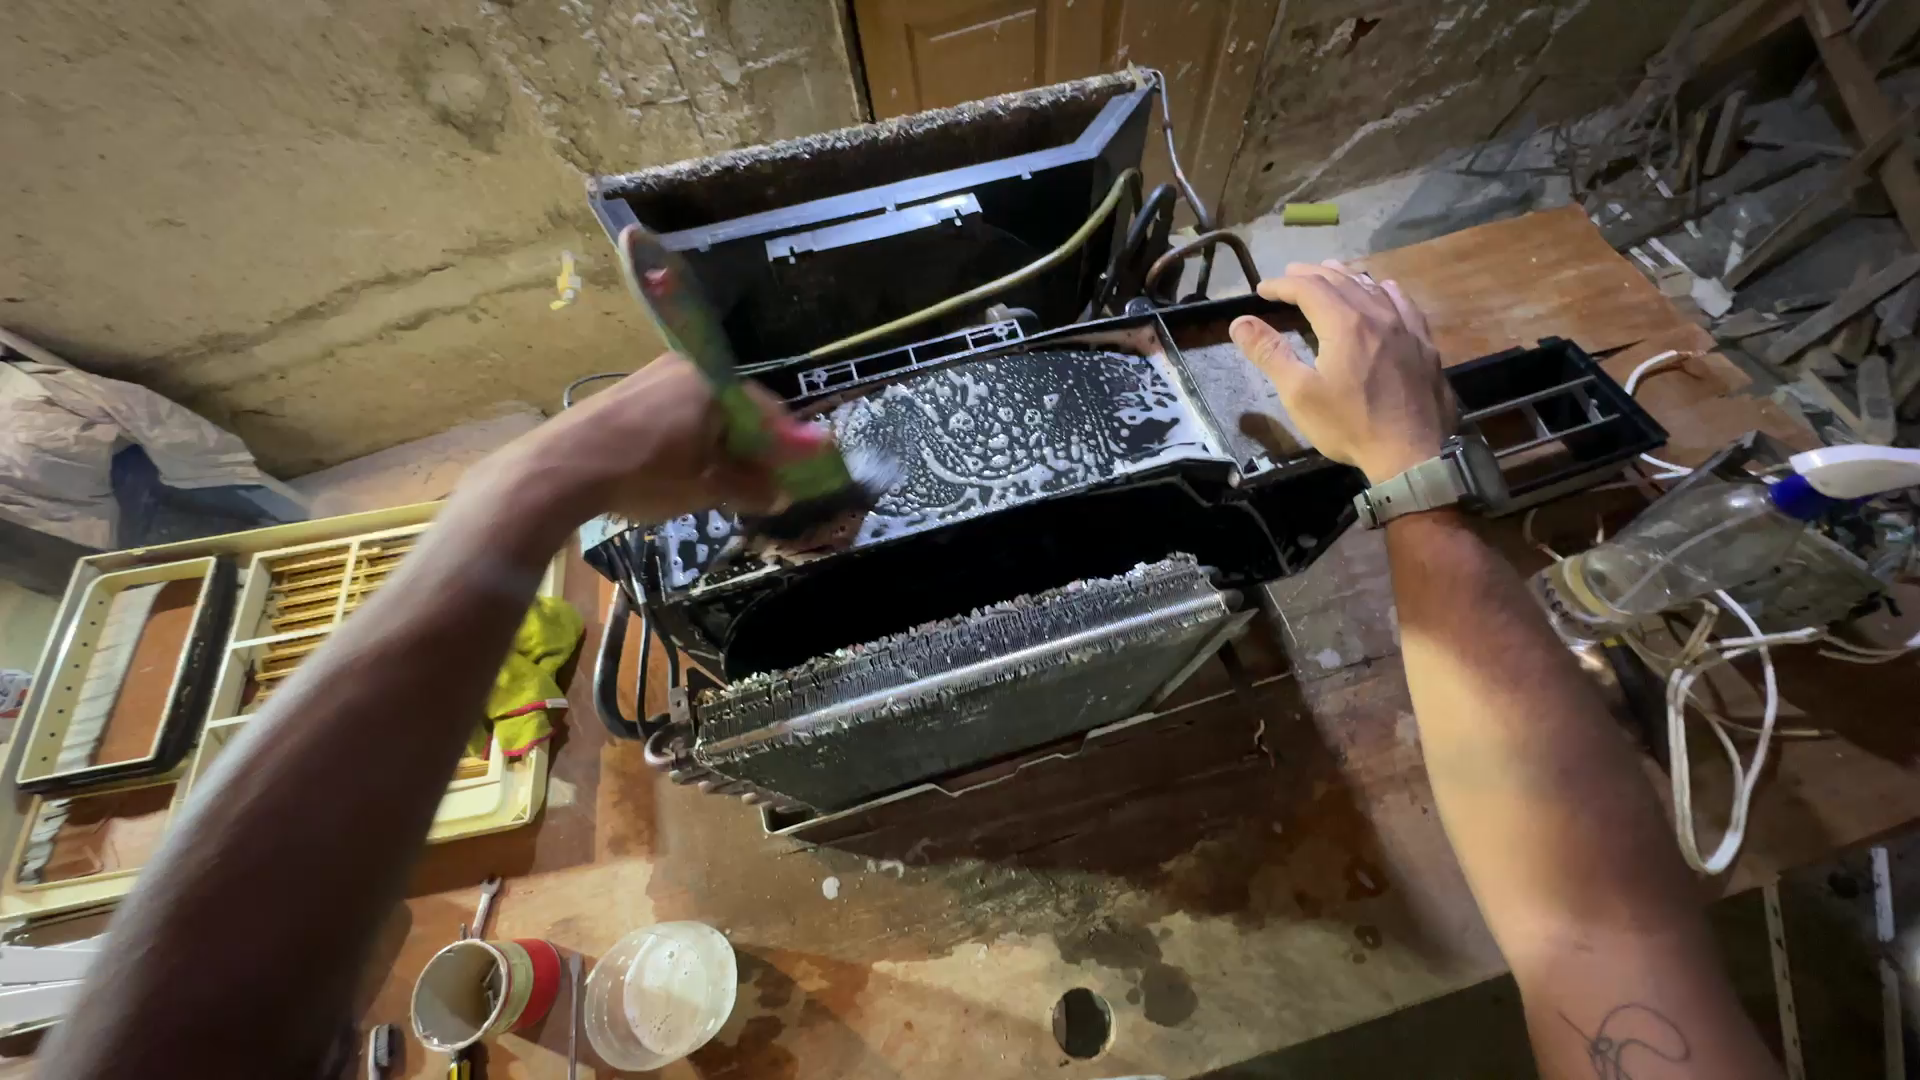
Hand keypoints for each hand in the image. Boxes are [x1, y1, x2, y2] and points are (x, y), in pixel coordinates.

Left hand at [477, 354, 828, 528]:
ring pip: (710, 410)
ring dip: (725, 443)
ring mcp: (657, 376)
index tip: (798, 472)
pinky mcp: (633, 391)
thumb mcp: (707, 487)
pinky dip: (696, 436)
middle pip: (740, 409)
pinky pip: (682, 411)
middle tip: (762, 479)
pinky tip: (689, 465)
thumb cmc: (645, 474)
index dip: (790, 446)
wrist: (560, 468)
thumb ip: (753, 486)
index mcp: (716, 385)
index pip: (770, 413)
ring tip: (724, 478)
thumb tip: (785, 494)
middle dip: (756, 445)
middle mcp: (690, 369)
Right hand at [1229, 261, 1455, 483]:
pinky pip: (1403, 303)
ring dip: (1346, 277)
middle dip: (1311, 275)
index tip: (1262, 289)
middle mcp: (1377, 314)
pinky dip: (1384, 290)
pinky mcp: (1424, 343)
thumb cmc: (1349, 424)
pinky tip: (1383, 289)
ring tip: (1330, 273)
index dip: (1282, 285)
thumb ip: (1270, 353)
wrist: (1411, 450)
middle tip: (1289, 275)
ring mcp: (1405, 327)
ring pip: (1373, 288)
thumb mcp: (1299, 393)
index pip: (1309, 289)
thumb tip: (1240, 322)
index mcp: (1344, 324)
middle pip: (1341, 281)